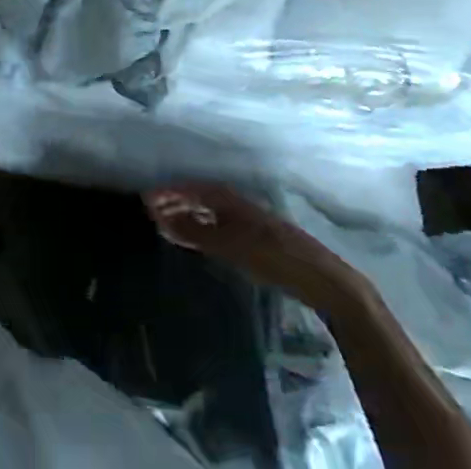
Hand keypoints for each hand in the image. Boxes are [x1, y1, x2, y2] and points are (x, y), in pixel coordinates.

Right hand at [145, 183, 358, 306]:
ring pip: (210, 213)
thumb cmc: (274, 258)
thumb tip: (162, 220)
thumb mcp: (230, 246)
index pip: (192, 189)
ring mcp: (249, 222)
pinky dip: (202, 228)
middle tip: (151, 211)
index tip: (146, 198)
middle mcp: (239, 205)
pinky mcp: (257, 240)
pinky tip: (197, 239)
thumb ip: (195, 234)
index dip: (169, 192)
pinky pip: (219, 226)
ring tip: (167, 224)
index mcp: (231, 200)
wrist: (323, 281)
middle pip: (200, 198)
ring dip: (188, 216)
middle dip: (175, 202)